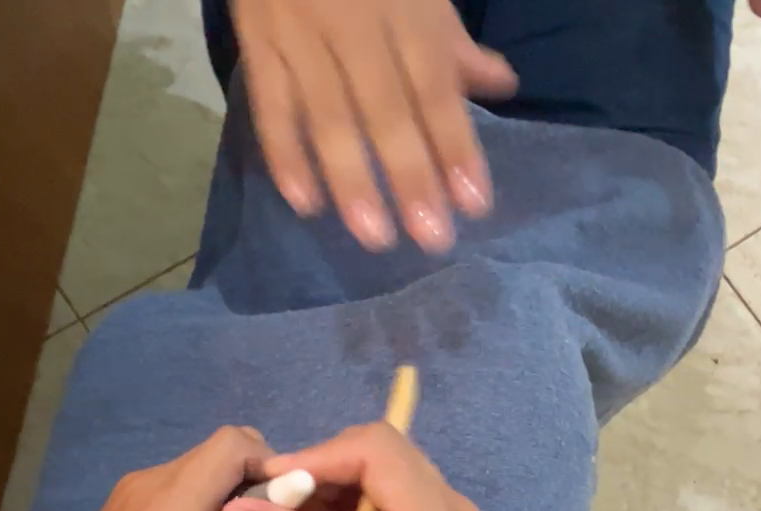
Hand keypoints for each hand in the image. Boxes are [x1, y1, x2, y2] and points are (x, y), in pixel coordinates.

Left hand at [0, 426, 273, 510]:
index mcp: (171, 507)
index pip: (236, 444)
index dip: (274, 467)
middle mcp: (153, 480)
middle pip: (226, 447)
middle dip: (260, 480)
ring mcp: (137, 484)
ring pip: (208, 463)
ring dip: (236, 493)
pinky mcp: (130, 495)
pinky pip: (187, 479)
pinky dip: (210, 500)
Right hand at [219, 423, 498, 510]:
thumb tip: (239, 506)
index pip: (378, 453)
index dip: (321, 456)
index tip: (275, 484)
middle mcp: (452, 505)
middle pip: (384, 448)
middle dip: (326, 464)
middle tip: (282, 501)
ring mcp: (452, 510)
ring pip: (389, 461)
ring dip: (340, 477)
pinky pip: (398, 483)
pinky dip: (359, 493)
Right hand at [231, 0, 517, 252]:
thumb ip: (452, 40)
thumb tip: (503, 85)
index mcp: (402, 6)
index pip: (434, 87)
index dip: (455, 146)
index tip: (475, 203)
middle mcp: (353, 23)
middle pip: (386, 109)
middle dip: (410, 175)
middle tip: (432, 238)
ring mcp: (300, 33)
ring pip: (328, 115)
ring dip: (352, 180)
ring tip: (375, 237)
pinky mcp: (257, 43)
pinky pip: (269, 105)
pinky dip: (284, 154)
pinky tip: (305, 204)